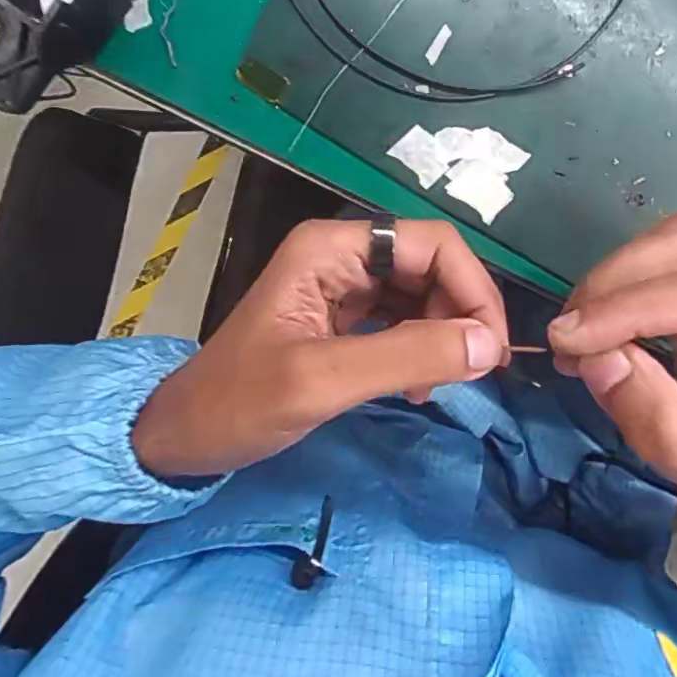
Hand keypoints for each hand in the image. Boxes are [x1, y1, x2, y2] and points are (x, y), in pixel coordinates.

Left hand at [132, 219, 508, 478]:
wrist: (187, 434)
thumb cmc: (240, 403)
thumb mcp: (322, 379)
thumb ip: (406, 355)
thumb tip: (487, 344)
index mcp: (329, 248)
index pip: (430, 243)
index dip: (471, 288)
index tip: (489, 349)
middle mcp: (339, 255)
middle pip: (429, 266)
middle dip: (459, 314)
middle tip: (470, 372)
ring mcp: (339, 286)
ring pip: (419, 294)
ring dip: (441, 335)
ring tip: (435, 385)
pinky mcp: (340, 319)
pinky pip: (399, 320)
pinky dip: (419, 348)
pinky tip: (416, 385)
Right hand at [548, 215, 676, 585]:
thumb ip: (665, 427)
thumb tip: (594, 358)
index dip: (646, 304)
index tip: (573, 337)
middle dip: (623, 282)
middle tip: (568, 334)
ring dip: (615, 284)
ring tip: (576, 336)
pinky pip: (665, 279)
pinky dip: (618, 300)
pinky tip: (593, 336)